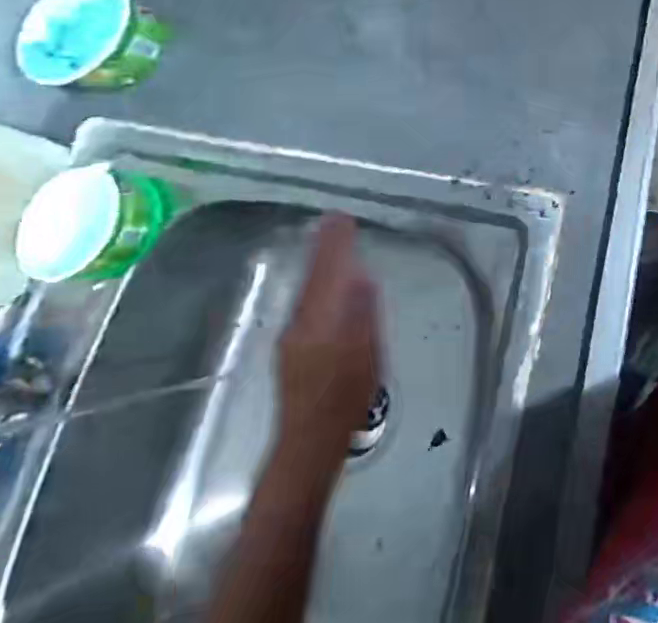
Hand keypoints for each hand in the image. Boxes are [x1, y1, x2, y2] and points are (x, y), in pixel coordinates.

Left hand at [277, 214, 380, 452]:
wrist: (309, 441)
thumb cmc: (346, 398)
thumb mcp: (366, 354)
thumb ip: (363, 314)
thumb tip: (361, 275)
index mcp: (320, 320)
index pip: (328, 272)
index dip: (335, 244)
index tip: (340, 217)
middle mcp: (299, 322)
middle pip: (313, 277)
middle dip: (324, 248)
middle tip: (334, 222)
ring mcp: (291, 337)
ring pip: (306, 290)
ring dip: (317, 264)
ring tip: (328, 244)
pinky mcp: (291, 349)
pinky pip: (305, 303)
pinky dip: (315, 285)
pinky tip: (323, 286)